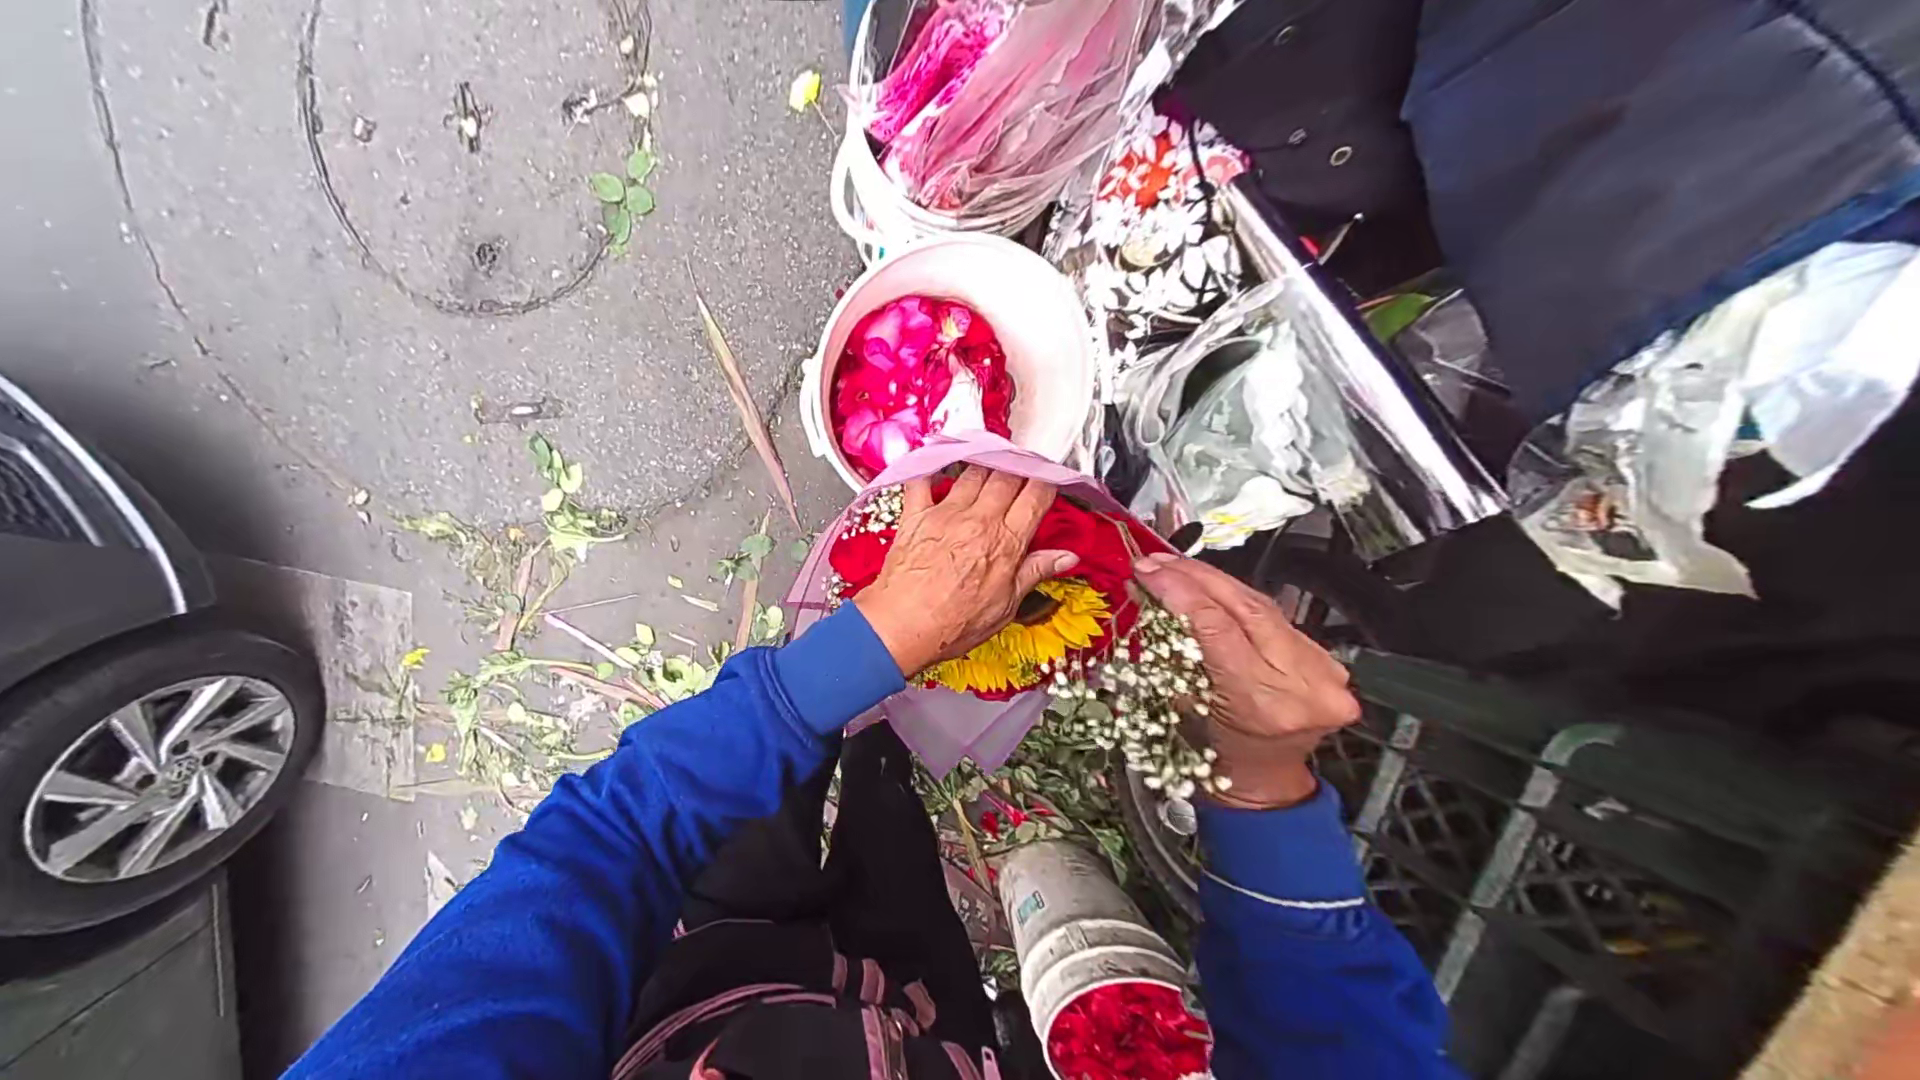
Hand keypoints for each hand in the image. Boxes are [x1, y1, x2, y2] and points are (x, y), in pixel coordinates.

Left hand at [855, 467, 1079, 675]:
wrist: (901, 627)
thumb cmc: (950, 623)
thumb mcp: (1005, 605)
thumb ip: (1035, 572)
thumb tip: (1065, 558)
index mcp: (1005, 542)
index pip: (1036, 495)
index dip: (1048, 481)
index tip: (1050, 480)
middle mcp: (977, 520)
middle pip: (1007, 475)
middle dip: (1020, 467)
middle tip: (1025, 468)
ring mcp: (945, 514)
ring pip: (973, 471)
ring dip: (986, 463)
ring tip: (993, 462)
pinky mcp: (916, 515)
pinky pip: (923, 478)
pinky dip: (931, 465)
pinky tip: (939, 459)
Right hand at [1132, 552, 1359, 809]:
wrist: (1265, 776)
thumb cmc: (1214, 753)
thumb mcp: (1181, 704)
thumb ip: (1171, 647)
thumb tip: (1148, 593)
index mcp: (1261, 705)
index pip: (1217, 628)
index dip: (1179, 592)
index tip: (1147, 571)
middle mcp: (1303, 685)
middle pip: (1245, 607)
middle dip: (1194, 577)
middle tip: (1157, 560)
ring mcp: (1324, 671)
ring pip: (1261, 604)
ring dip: (1213, 580)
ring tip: (1175, 565)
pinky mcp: (1327, 658)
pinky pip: (1274, 615)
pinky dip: (1237, 596)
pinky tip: (1209, 583)